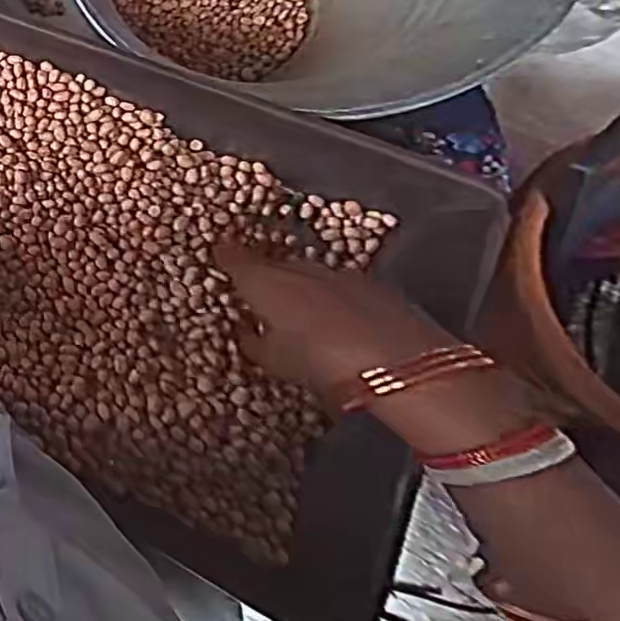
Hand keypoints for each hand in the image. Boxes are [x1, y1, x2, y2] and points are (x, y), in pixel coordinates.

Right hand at [214, 241, 455, 411]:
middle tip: (257, 290)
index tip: (218, 254)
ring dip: (301, 284)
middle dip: (264, 273)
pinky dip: (332, 295)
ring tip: (297, 306)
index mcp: (262, 281)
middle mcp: (298, 269)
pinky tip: (335, 316)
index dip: (226, 256)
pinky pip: (341, 285)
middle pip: (275, 265)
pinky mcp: (376, 287)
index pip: (236, 260)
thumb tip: (248, 330)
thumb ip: (252, 339)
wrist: (401, 366)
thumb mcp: (270, 359)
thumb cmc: (316, 360)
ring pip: (310, 273)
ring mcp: (339, 275)